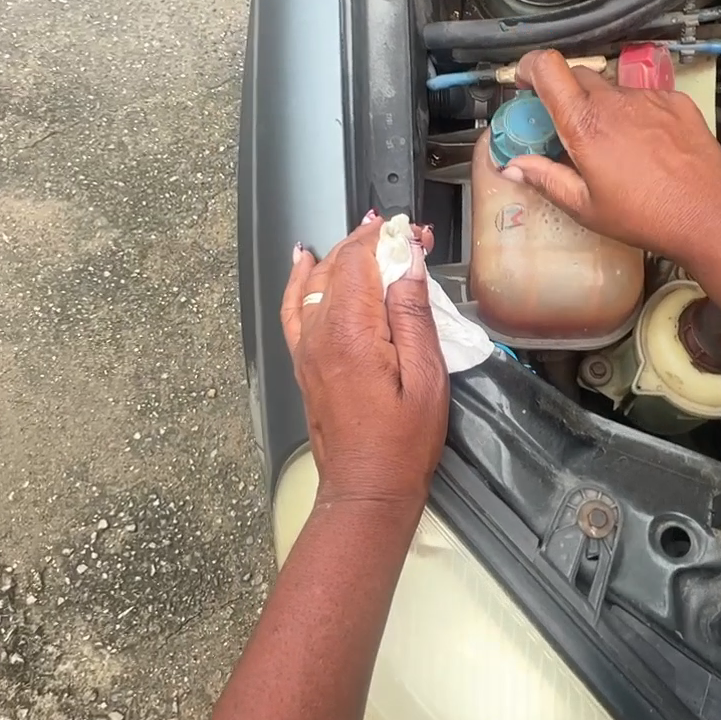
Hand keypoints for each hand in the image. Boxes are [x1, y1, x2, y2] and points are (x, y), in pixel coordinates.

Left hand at [280, 214, 448, 510]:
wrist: (366, 487)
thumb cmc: (403, 442)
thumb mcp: (426, 377)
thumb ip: (413, 314)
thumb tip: (408, 263)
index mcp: (352, 332)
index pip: (360, 260)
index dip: (387, 237)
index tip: (414, 232)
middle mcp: (320, 332)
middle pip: (338, 265)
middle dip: (371, 242)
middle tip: (405, 236)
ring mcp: (306, 346)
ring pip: (317, 280)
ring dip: (344, 254)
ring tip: (370, 235)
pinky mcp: (304, 360)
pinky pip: (294, 307)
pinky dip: (300, 279)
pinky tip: (305, 259)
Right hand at [501, 48, 720, 263]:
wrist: (708, 213)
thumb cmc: (646, 216)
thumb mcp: (585, 207)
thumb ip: (546, 180)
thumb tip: (514, 166)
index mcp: (586, 125)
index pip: (548, 68)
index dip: (529, 67)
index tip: (524, 81)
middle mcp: (616, 101)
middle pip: (578, 75)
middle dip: (564, 95)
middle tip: (563, 127)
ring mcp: (648, 97)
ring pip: (612, 89)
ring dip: (601, 107)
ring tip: (610, 146)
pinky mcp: (675, 101)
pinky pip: (643, 97)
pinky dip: (633, 113)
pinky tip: (641, 145)